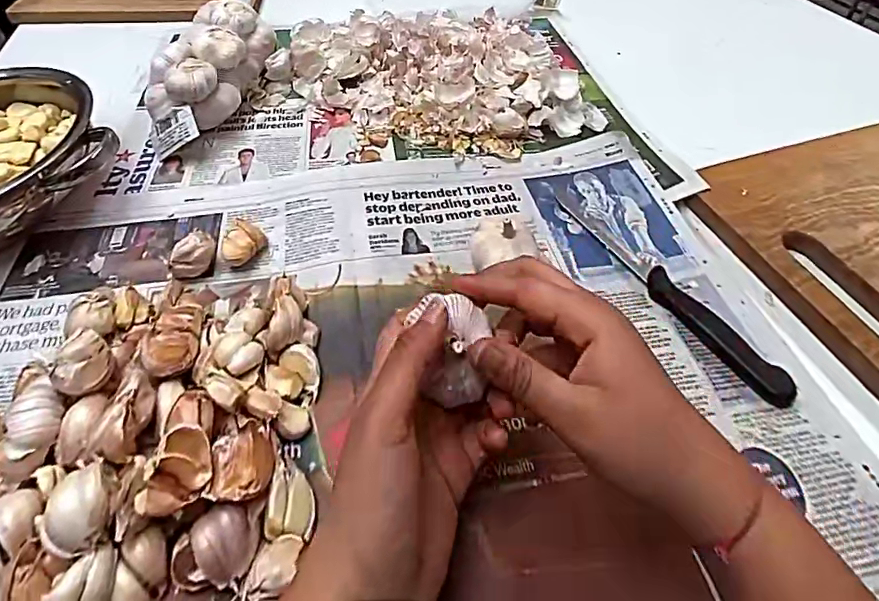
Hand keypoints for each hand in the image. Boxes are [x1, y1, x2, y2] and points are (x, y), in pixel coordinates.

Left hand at [288, 303, 506, 600]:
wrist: (380, 575)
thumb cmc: (372, 490)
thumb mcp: (384, 416)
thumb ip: (407, 361)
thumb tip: (434, 308)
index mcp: (384, 384)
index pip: (409, 335)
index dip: (437, 317)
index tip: (474, 306)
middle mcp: (409, 403)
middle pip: (446, 363)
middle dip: (475, 355)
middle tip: (507, 352)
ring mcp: (435, 436)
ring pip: (469, 397)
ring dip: (491, 393)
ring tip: (506, 401)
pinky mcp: (458, 468)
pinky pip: (482, 435)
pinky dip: (494, 429)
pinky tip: (501, 435)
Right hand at [451, 257, 764, 544]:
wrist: (700, 487)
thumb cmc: (641, 447)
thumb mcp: (573, 415)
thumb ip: (520, 375)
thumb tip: (476, 346)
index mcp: (592, 319)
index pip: (527, 286)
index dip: (485, 285)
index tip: (448, 287)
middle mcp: (592, 317)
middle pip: (533, 281)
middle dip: (494, 289)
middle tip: (462, 305)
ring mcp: (593, 337)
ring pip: (537, 312)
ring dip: (508, 331)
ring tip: (490, 368)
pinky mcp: (592, 359)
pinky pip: (546, 341)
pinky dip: (523, 353)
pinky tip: (511, 387)